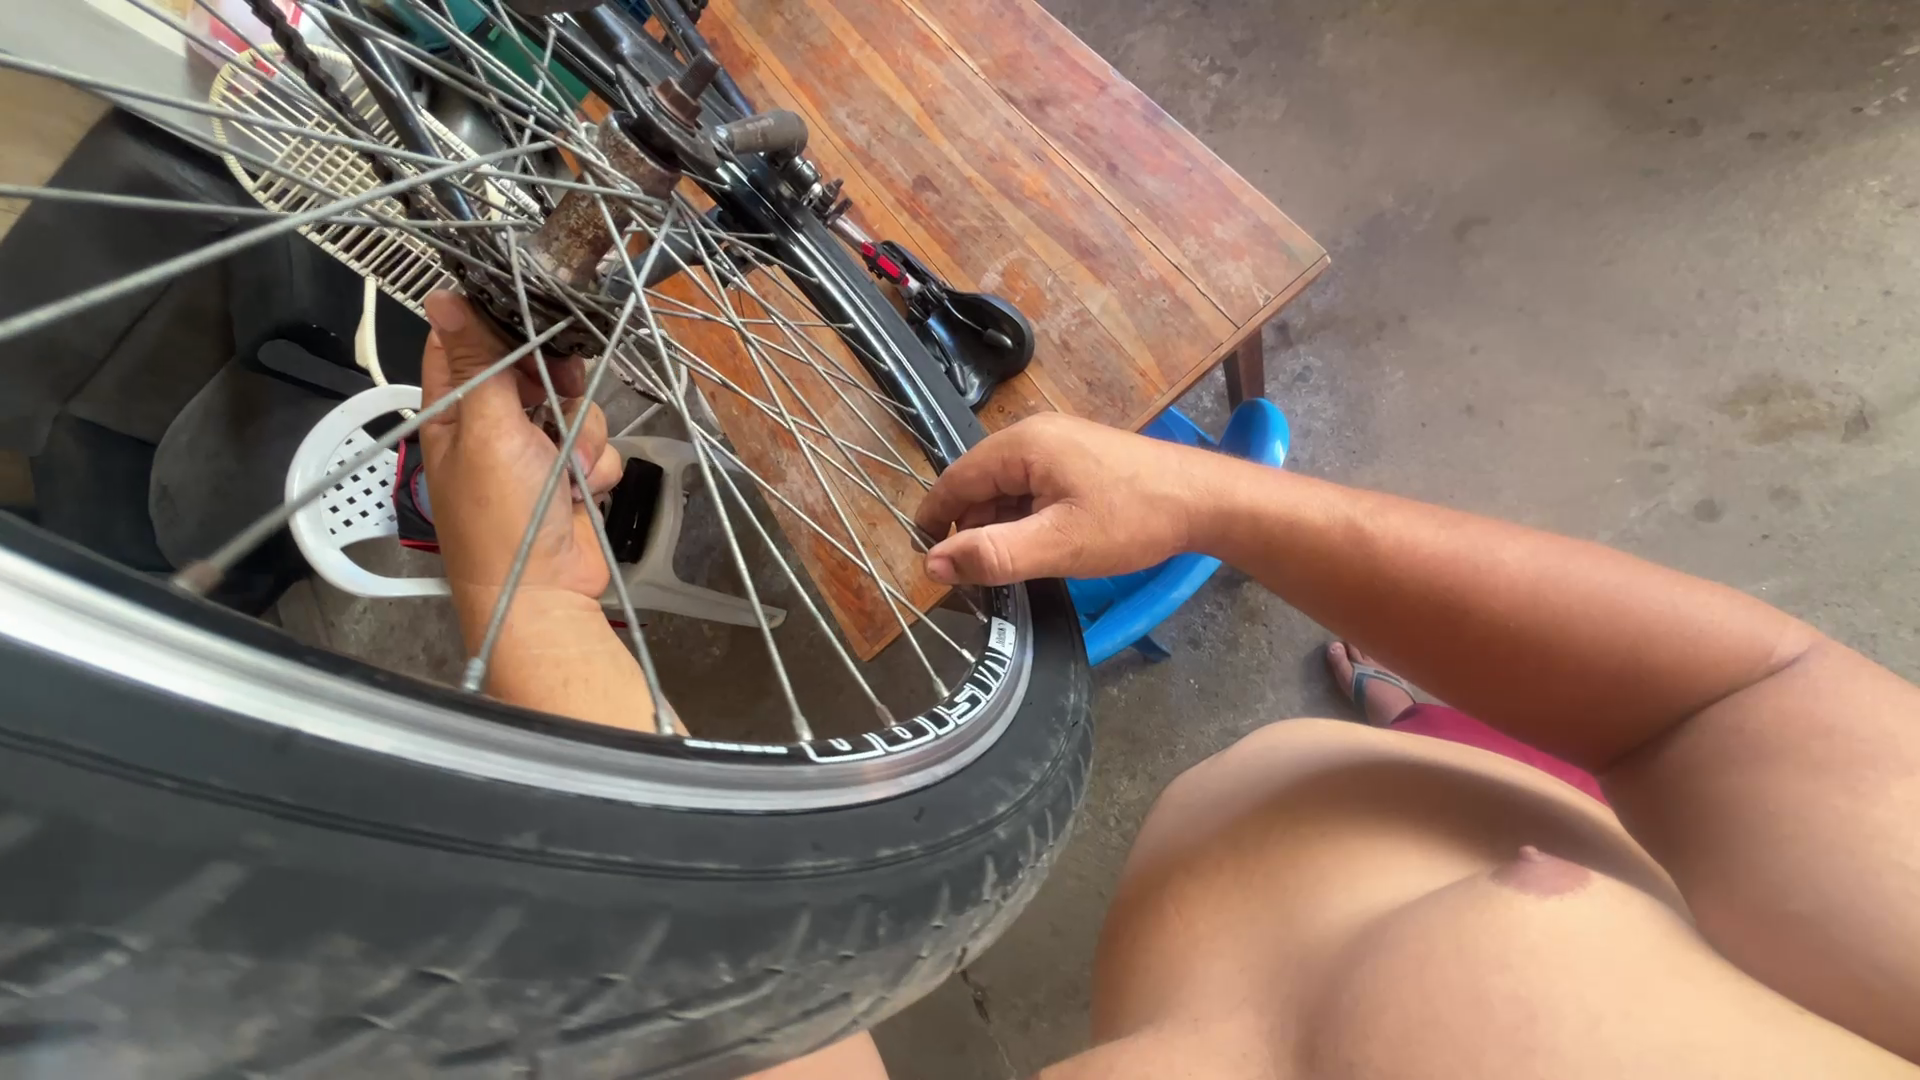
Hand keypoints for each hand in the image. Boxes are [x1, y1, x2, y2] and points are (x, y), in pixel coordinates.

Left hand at [418, 292, 622, 616]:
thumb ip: (481, 364)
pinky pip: (599, 449)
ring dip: (583, 438)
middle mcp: (497, 425)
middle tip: (562, 396)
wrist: (545, 588)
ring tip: (570, 472)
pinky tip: (584, 491)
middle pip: (535, 372)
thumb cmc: (502, 512)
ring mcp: (539, 452)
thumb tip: (444, 296)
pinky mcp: (574, 476)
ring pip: (577, 410)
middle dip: (558, 386)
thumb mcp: (487, 431)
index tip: (533, 317)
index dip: (498, 326)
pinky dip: (597, 469)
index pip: (469, 345)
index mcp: (456, 410)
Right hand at [913, 414, 1221, 585]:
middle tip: (972, 576)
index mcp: (1021, 446)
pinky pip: (1032, 487)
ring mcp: (1058, 444)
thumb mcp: (1058, 544)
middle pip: (979, 484)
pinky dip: (1024, 517)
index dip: (933, 519)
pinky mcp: (1078, 458)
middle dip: (969, 528)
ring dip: (999, 526)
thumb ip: (993, 554)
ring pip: (1006, 488)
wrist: (1206, 500)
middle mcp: (1034, 436)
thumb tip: (931, 565)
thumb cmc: (1132, 520)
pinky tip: (1038, 545)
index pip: (955, 481)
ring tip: (1007, 567)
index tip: (923, 558)